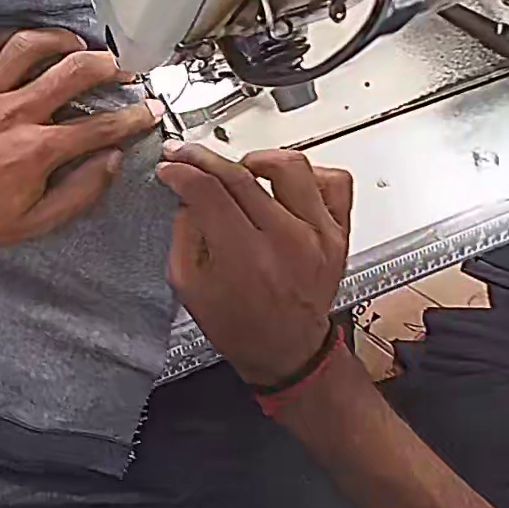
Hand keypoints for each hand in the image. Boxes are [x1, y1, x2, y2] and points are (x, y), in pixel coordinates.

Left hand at [0, 27, 160, 303]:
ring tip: (78, 45)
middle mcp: (13, 114)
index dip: (134, 117)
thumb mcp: (36, 223)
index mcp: (37, 150)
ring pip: (29, 46)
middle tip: (121, 68)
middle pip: (74, 71)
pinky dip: (5, 37)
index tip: (149, 110)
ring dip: (61, 39)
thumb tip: (112, 160)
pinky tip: (21, 42)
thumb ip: (81, 191)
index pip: (101, 125)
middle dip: (109, 65)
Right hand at [156, 142, 352, 386]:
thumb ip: (183, 234)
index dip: (181, 172)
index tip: (170, 168)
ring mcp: (318, 234)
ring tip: (240, 170)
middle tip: (188, 157)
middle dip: (203, 159)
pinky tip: (284, 183)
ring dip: (254, 159)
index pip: (207, 191)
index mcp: (244, 258)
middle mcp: (286, 241)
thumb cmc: (240, 325)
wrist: (287, 350)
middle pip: (239, 174)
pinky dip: (307, 172)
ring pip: (288, 165)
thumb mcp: (189, 285)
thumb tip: (186, 193)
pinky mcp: (338, 233)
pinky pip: (333, 180)